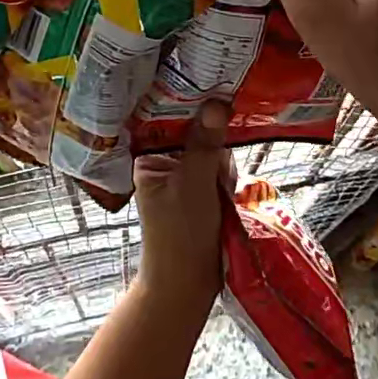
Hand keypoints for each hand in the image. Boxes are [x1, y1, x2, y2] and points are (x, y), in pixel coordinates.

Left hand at [131, 101, 233, 309]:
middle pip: (198, 135)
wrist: (188, 284)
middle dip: (214, 151)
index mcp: (149, 157)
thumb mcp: (194, 183)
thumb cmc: (182, 233)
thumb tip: (216, 102)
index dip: (195, 109)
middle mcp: (163, 163)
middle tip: (219, 173)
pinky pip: (219, 172)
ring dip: (223, 170)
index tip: (218, 94)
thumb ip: (205, 144)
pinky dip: (227, 182)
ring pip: (213, 154)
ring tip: (223, 192)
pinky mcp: (199, 192)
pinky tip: (228, 196)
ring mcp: (182, 178)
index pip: (172, 120)